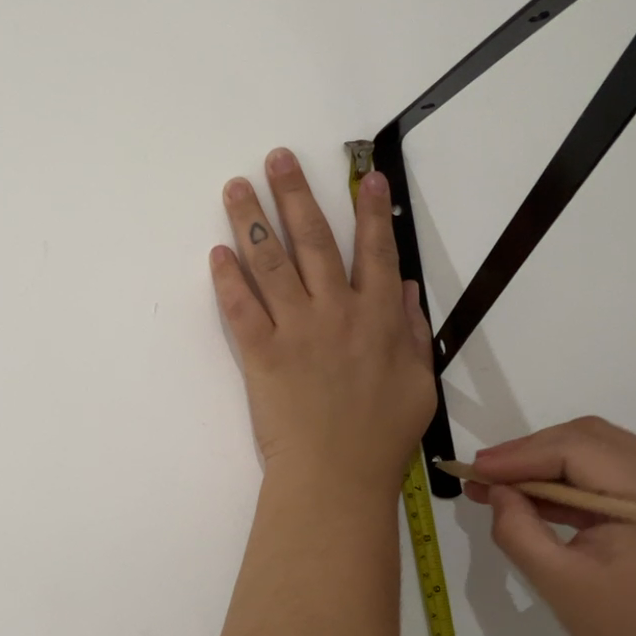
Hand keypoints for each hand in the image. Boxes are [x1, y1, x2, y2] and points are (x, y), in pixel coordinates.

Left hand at [210, 148, 435, 498]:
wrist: (337, 477)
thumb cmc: (382, 438)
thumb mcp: (418, 384)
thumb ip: (413, 333)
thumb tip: (407, 290)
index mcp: (378, 318)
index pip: (375, 251)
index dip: (371, 211)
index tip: (365, 177)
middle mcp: (338, 312)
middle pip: (315, 240)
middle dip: (296, 194)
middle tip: (277, 158)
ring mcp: (297, 329)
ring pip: (272, 263)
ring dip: (252, 220)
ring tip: (235, 187)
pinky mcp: (262, 353)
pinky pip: (242, 308)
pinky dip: (228, 279)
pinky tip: (216, 254)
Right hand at [465, 417, 635, 635]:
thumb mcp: (559, 583)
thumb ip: (518, 529)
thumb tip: (496, 491)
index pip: (576, 451)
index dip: (519, 456)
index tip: (473, 470)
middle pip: (589, 440)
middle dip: (530, 453)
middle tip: (483, 475)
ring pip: (600, 451)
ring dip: (547, 464)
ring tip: (500, 485)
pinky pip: (613, 475)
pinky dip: (571, 482)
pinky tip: (535, 499)